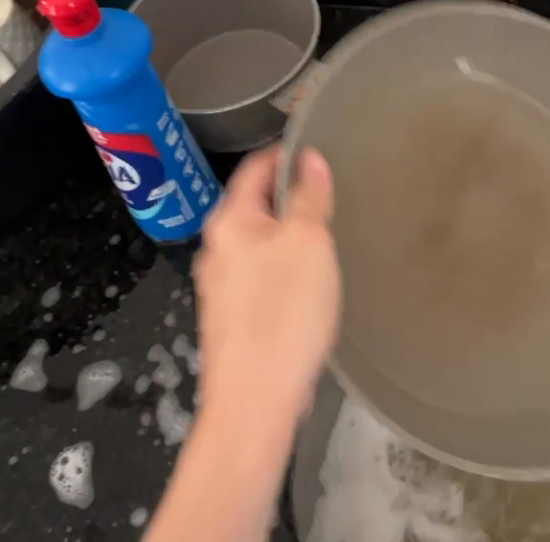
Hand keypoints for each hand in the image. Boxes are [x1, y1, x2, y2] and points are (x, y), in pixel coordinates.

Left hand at [193, 145, 339, 426]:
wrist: (255, 402)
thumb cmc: (283, 312)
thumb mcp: (309, 242)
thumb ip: (310, 196)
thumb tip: (310, 159)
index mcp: (230, 222)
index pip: (255, 167)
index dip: (285, 153)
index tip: (317, 148)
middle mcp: (217, 249)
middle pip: (256, 206)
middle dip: (291, 198)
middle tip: (332, 195)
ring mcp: (221, 287)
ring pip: (260, 244)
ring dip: (289, 237)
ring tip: (327, 237)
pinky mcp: (232, 319)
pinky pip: (262, 277)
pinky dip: (285, 270)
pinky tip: (311, 284)